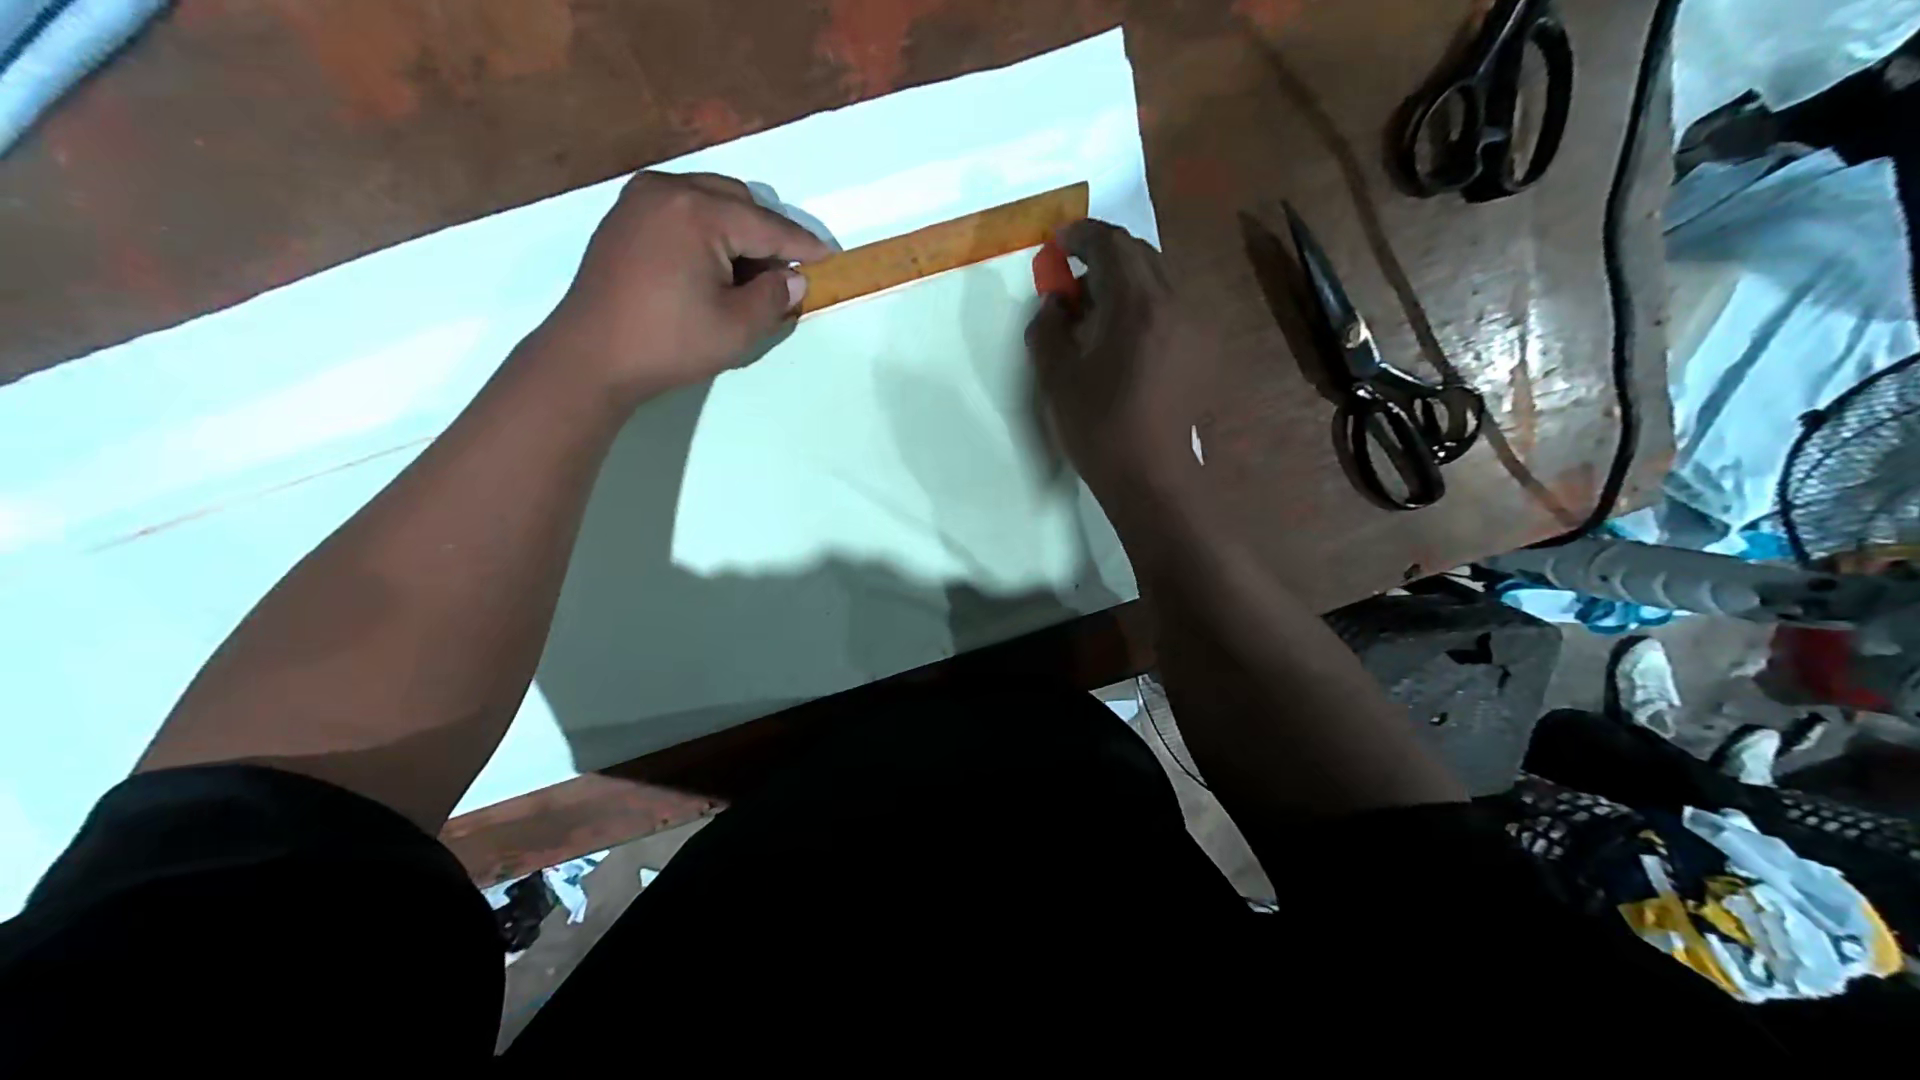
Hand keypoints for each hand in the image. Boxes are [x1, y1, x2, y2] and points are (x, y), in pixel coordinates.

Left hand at [530, 171, 832, 402]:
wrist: (591, 357)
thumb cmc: (669, 343)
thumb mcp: (736, 327)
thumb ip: (773, 297)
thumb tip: (794, 279)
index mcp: (697, 211)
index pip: (766, 225)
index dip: (802, 245)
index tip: (830, 256)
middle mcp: (667, 189)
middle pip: (739, 201)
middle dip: (768, 234)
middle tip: (787, 271)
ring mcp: (640, 198)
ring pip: (710, 200)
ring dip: (738, 229)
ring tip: (752, 271)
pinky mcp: (625, 216)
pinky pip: (682, 209)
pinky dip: (708, 229)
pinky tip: (715, 263)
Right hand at [1026, 220, 1204, 506]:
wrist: (1154, 480)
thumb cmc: (1101, 430)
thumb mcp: (1057, 379)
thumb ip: (1048, 329)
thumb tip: (1055, 303)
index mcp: (1140, 305)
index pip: (1113, 244)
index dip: (1082, 235)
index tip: (1058, 242)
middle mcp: (1177, 304)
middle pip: (1140, 256)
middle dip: (1103, 257)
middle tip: (1071, 279)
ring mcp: (1196, 328)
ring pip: (1158, 282)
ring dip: (1124, 282)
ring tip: (1092, 312)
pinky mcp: (1202, 352)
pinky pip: (1169, 309)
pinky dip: (1141, 306)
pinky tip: (1121, 339)